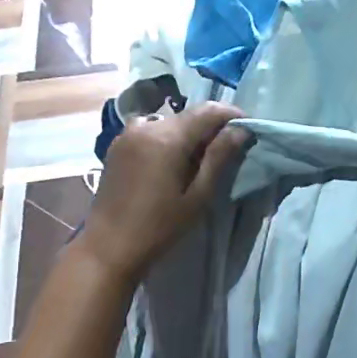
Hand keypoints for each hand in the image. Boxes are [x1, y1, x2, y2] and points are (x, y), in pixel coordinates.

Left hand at [78, 102, 249, 280]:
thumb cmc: (159, 227)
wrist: (109, 246)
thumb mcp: (198, 195)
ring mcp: (128, 133)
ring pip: (170, 122)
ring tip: (201, 158)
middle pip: (188, 115)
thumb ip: (219, 158)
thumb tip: (240, 130)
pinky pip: (152, 131)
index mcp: (167, 137)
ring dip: (190, 133)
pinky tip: (175, 161)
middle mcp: (146, 125)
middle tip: (229, 149)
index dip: (231, 115)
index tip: (248, 129)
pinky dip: (169, 138)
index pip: (208, 111)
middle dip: (211, 126)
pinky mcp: (118, 145)